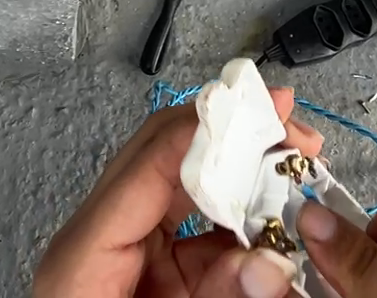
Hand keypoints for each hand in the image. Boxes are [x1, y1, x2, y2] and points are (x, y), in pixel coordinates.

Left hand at [34, 87, 325, 297]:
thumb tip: (271, 265)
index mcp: (84, 253)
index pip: (145, 164)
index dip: (202, 128)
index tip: (255, 109)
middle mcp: (102, 236)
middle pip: (163, 157)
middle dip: (229, 135)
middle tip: (285, 122)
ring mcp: (126, 250)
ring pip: (184, 185)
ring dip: (240, 172)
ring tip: (292, 160)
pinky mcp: (150, 269)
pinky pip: (196, 228)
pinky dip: (238, 219)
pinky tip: (276, 219)